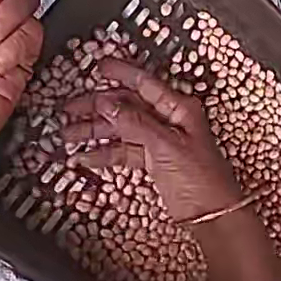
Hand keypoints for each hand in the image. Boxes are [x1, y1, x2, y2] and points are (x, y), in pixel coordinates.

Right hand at [58, 58, 243, 223]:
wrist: (211, 214)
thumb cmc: (201, 178)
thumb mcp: (166, 146)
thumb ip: (135, 123)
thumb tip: (106, 103)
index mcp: (179, 109)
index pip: (145, 83)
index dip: (121, 73)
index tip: (98, 66)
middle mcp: (169, 121)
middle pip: (128, 106)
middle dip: (98, 106)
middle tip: (69, 109)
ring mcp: (160, 141)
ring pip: (122, 129)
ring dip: (96, 131)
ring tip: (68, 135)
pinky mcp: (154, 161)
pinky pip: (125, 151)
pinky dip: (106, 154)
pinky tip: (85, 156)